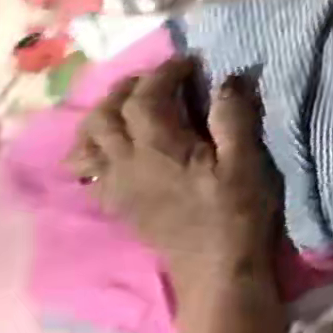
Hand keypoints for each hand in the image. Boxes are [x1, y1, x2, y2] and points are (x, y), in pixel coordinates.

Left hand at [66, 59, 278, 293]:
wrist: (217, 271)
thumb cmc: (236, 211)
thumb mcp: (245, 159)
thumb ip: (233, 115)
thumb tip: (228, 78)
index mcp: (157, 149)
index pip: (144, 96)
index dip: (165, 71)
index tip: (192, 62)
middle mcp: (126, 164)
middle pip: (104, 114)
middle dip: (128, 87)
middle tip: (161, 77)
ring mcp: (116, 186)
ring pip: (88, 140)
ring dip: (107, 113)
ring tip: (135, 104)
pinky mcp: (118, 203)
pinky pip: (90, 167)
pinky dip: (98, 145)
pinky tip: (122, 144)